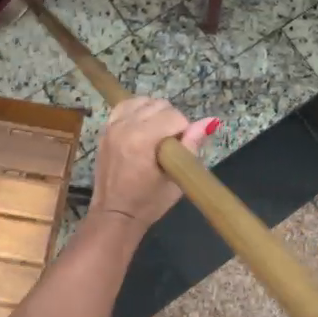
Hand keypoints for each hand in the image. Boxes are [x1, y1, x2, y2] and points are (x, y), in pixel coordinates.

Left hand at [89, 98, 216, 226]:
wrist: (114, 214)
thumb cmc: (148, 202)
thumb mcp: (176, 177)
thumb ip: (191, 146)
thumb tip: (211, 121)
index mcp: (142, 139)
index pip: (175, 116)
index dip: (185, 131)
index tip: (181, 150)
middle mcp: (125, 126)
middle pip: (160, 105)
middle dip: (171, 121)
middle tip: (172, 145)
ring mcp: (112, 126)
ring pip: (143, 102)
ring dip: (155, 114)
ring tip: (158, 136)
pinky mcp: (106, 130)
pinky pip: (125, 107)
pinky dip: (138, 111)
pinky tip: (143, 127)